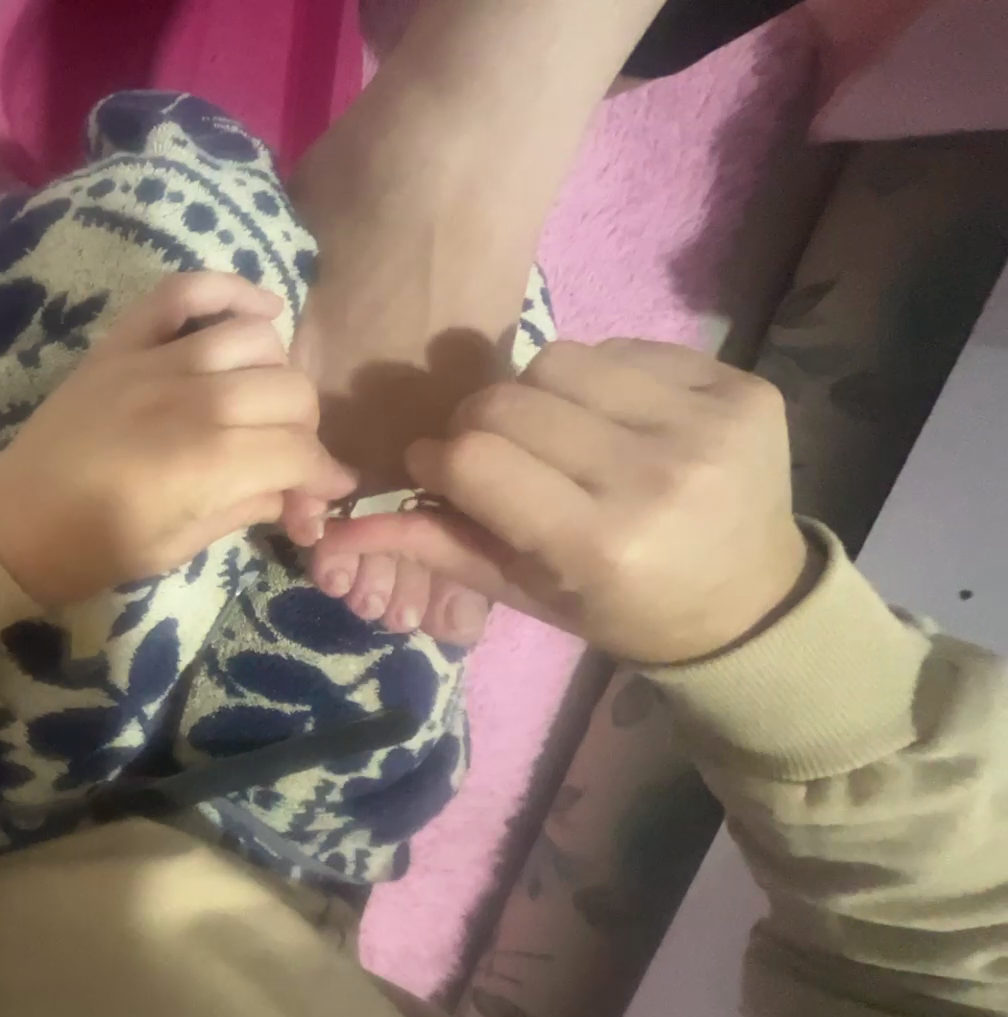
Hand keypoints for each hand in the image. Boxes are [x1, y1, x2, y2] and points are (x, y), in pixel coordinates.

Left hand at [0, 273, 357, 606]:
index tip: (326, 490)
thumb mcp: (178, 546)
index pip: (298, 450)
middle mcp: (191, 399)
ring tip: (262, 402)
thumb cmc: (94, 550)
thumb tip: (299, 497)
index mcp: (206, 461)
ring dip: (275, 371)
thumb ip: (245, 508)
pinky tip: (257, 310)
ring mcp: (152, 362)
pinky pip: (181, 293)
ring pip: (252, 338)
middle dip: (304, 430)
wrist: (13, 524)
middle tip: (287, 457)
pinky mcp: (120, 345)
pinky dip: (225, 289)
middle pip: (288, 390)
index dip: (323, 475)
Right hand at [305, 340, 813, 664]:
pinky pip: (618, 347)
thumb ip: (426, 545)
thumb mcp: (511, 588)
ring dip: (529, 395)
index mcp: (598, 542)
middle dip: (473, 425)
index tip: (435, 472)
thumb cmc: (610, 606)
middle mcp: (658, 476)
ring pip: (555, 359)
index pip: (472, 459)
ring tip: (548, 434)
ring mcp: (708, 423)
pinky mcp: (741, 386)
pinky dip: (589, 378)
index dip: (435, 459)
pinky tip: (602, 418)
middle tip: (486, 454)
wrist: (744, 600)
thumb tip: (335, 526)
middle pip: (504, 401)